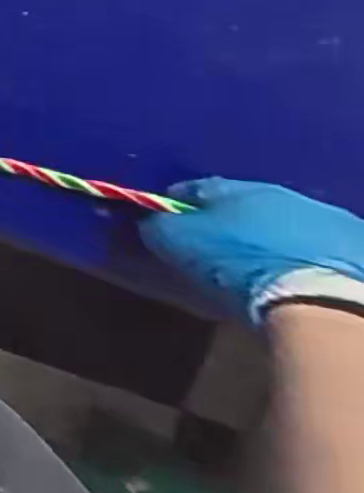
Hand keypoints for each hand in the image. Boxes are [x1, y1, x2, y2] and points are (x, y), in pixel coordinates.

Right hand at [140, 178, 363, 324]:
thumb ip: (156, 220)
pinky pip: (320, 251)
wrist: (320, 304)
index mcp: (242, 188)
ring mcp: (339, 226)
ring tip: (255, 266)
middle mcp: (292, 197)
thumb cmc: (232, 261)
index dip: (170, 205)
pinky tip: (291, 277)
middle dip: (226, 222)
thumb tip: (153, 218)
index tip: (159, 224)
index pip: (190, 188)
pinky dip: (301, 259)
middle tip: (209, 246)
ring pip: (286, 227)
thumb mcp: (170, 237)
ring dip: (269, 239)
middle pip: (244, 206)